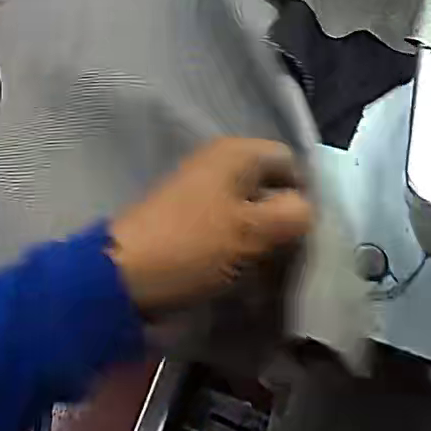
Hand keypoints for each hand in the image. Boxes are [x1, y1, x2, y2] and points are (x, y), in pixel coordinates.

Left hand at [106, 138, 312, 313]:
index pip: (291, 161)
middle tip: (293, 255)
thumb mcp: (255, 230)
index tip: (308, 233)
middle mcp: (221, 162)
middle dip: (285, 219)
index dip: (305, 194)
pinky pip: (229, 224)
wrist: (122, 278)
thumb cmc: (194, 245)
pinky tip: (245, 272)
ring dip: (264, 238)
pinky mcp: (189, 217)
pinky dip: (241, 245)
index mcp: (238, 152)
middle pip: (271, 186)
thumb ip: (295, 214)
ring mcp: (202, 189)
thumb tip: (307, 211)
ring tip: (270, 270)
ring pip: (252, 209)